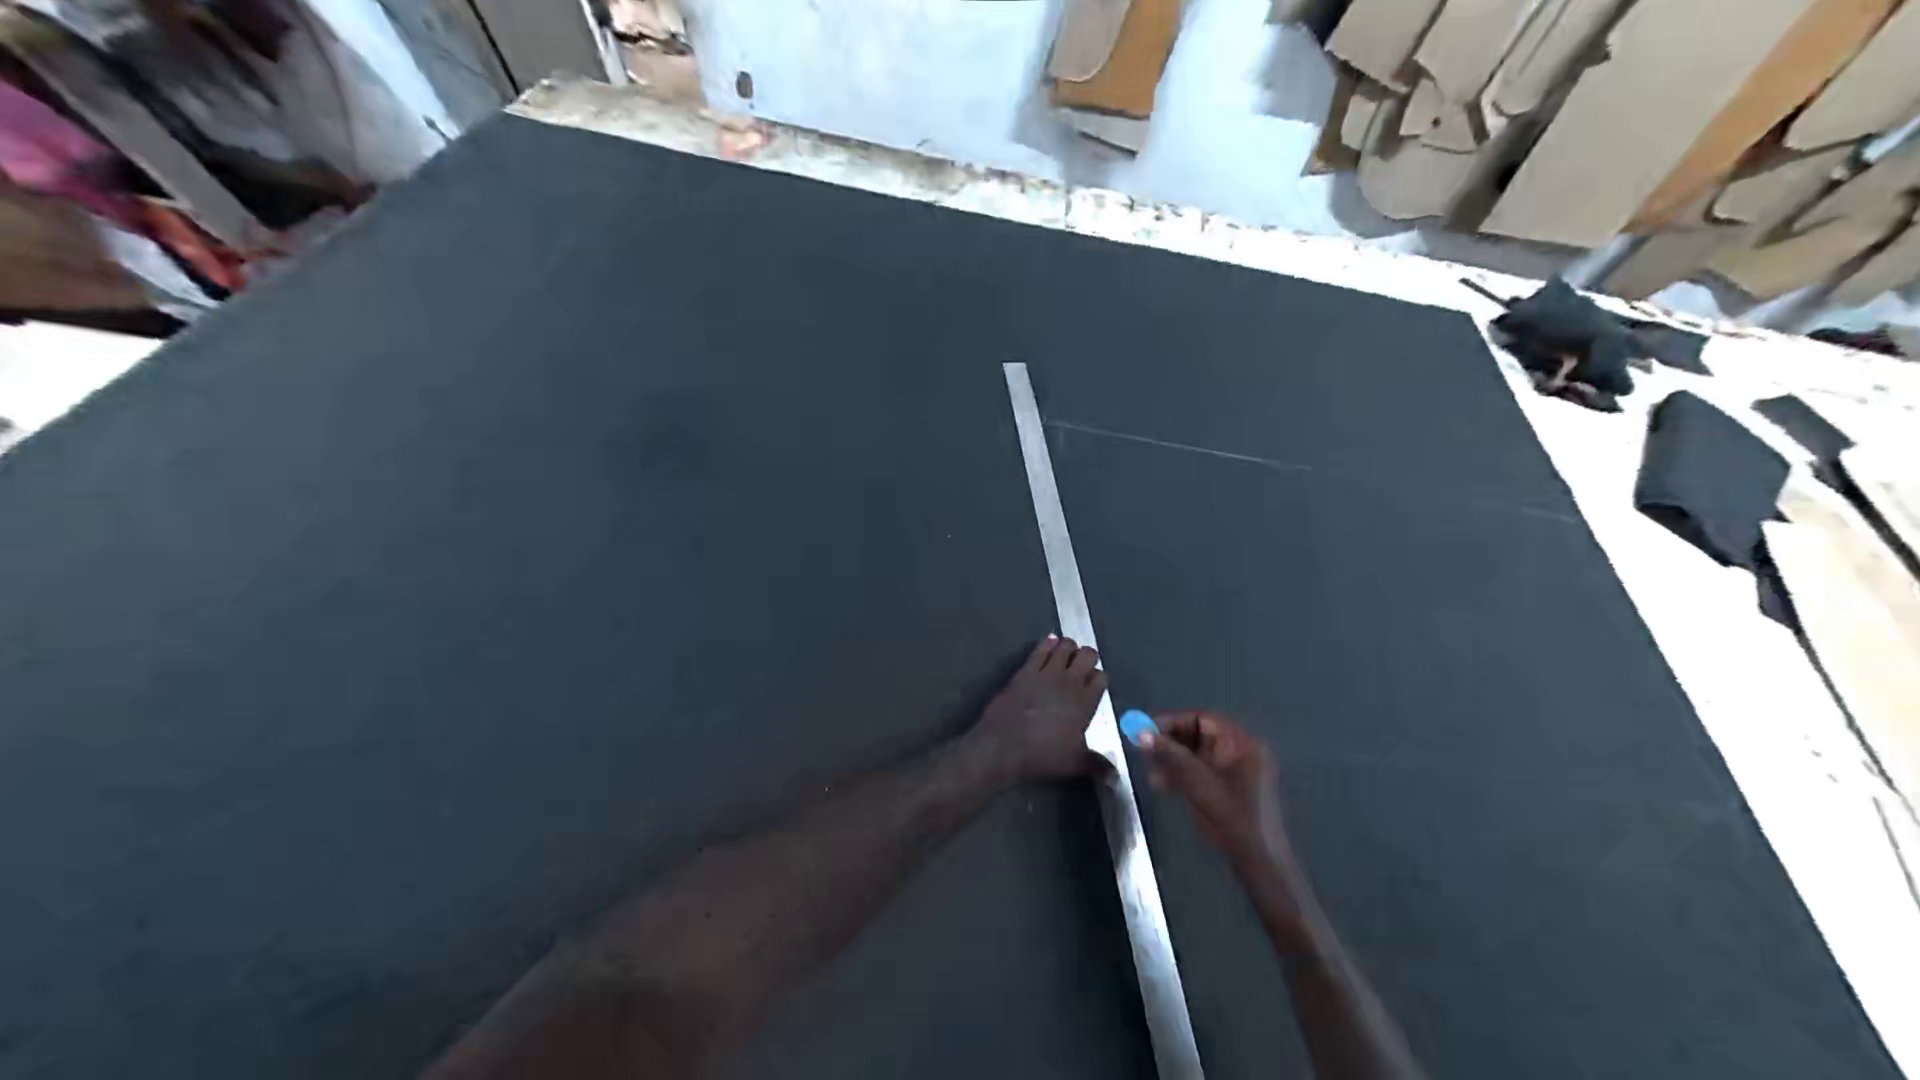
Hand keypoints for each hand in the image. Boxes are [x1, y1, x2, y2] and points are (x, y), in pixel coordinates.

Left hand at [970, 635, 1107, 781]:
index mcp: (1085, 703)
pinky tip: (1050, 641)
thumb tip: (1116, 778)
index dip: (1099, 678)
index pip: (1101, 678)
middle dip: (1087, 656)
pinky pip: (1040, 649)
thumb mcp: (1075, 764)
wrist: (1004, 746)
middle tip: (1082, 664)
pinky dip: (1047, 643)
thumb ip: (1098, 766)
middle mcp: (1069, 683)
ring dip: (1068, 647)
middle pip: (1087, 655)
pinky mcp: (1025, 670)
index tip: (1095, 682)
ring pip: (1065, 646)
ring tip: (1067, 652)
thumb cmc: (1043, 755)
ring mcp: (1046, 673)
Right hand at [1141, 712, 1290, 867]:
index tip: (1147, 731)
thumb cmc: (1232, 817)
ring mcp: (1237, 771)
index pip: (1202, 720)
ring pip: (1196, 756)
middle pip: (1198, 736)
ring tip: (1152, 774)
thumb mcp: (1197, 782)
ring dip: (1172, 762)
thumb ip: (1169, 755)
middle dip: (1170, 745)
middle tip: (1145, 752)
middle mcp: (1241, 752)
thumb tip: (1142, 734)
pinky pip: (1201, 772)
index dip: (1172, 723)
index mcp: (1242, 744)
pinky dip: (1182, 776)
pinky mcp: (1230, 789)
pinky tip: (1163, 786)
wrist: (1257, 861)